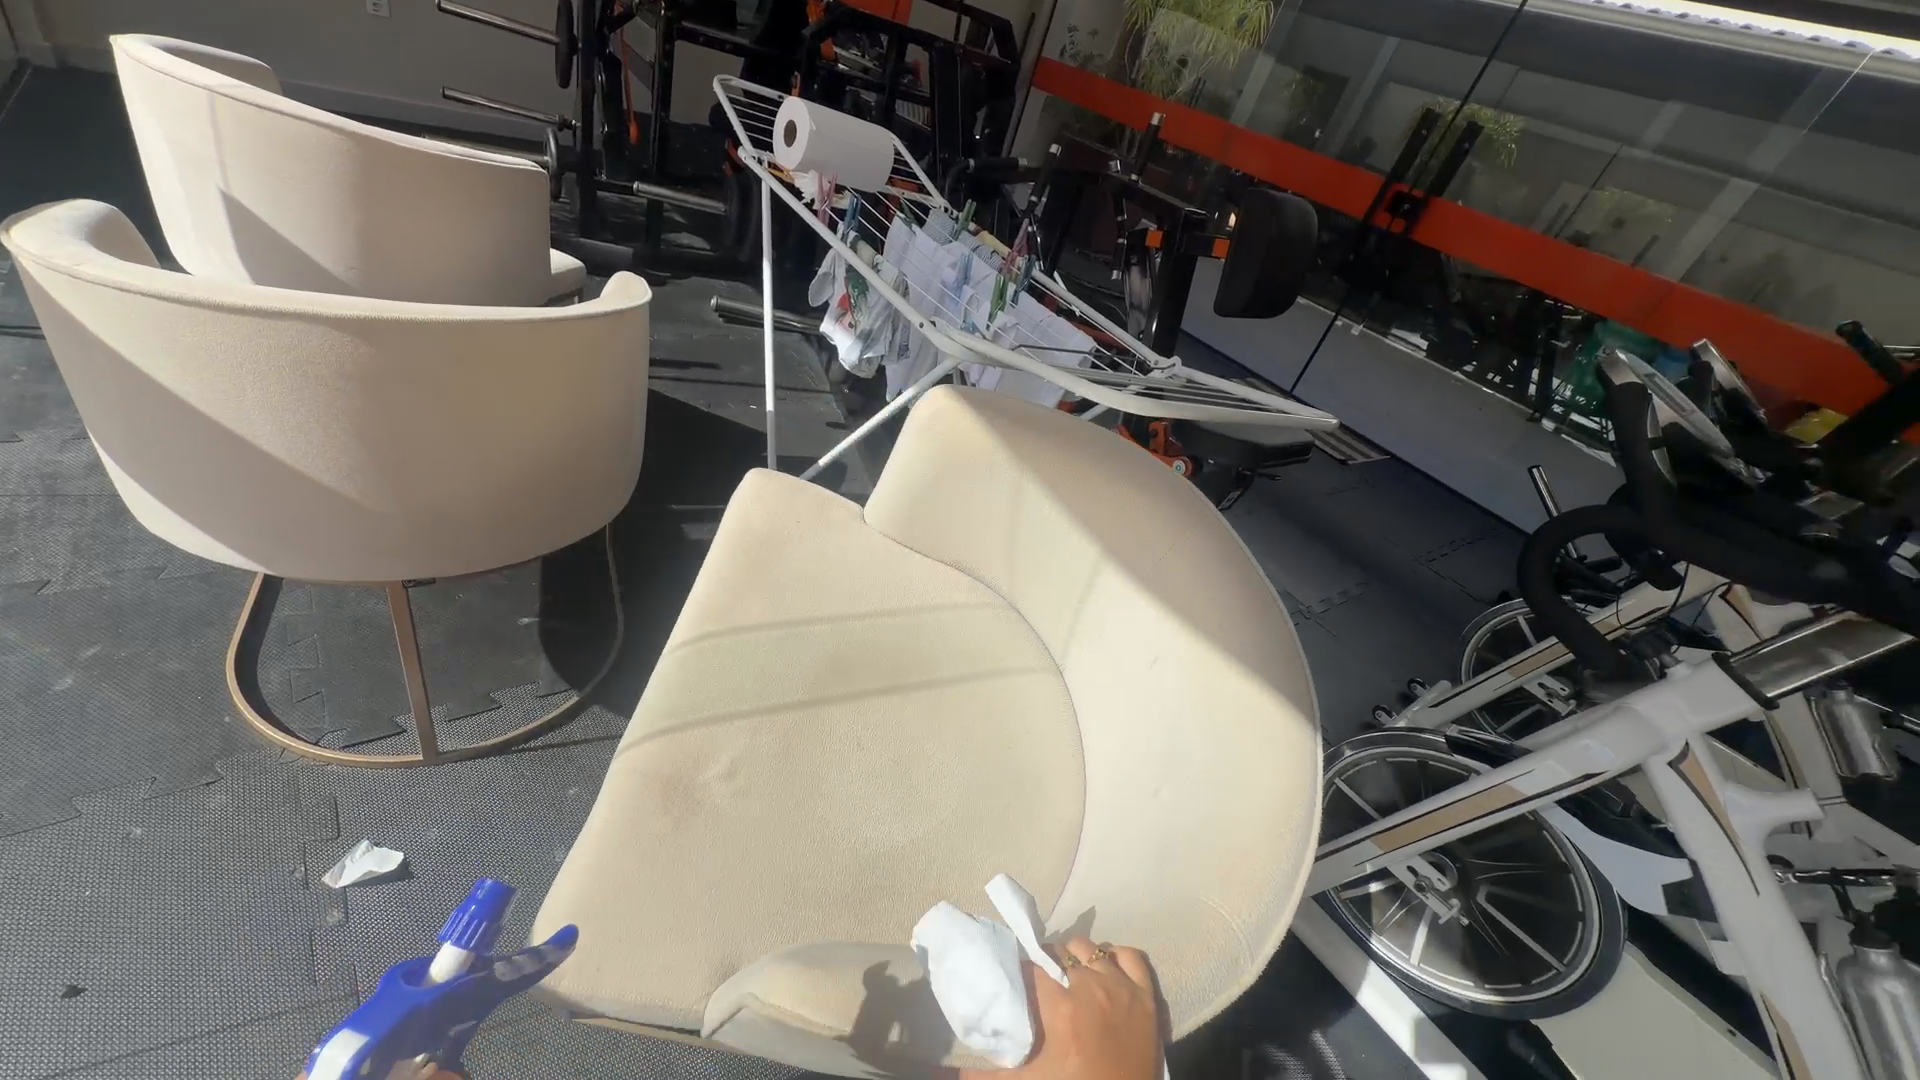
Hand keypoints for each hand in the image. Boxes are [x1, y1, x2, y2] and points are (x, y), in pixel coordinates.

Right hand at [962, 937, 1164, 1079]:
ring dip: (1079, 957)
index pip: (1032, 969)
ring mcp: (1122, 987)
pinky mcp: (1148, 995)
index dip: (1023, 972)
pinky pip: (1131, 956)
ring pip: (1092, 949)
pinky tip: (1107, 969)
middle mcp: (1090, 987)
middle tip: (1046, 983)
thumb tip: (939, 1072)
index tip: (1020, 980)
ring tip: (1072, 975)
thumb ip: (980, 1075)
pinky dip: (1118, 957)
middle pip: (1061, 952)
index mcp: (1060, 1007)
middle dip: (1050, 963)